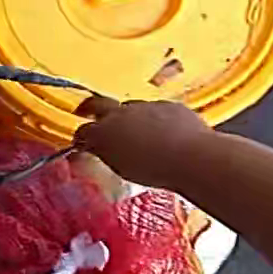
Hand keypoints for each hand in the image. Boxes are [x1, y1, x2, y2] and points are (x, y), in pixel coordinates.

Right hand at [73, 96, 213, 188]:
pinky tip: (162, 130)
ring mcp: (146, 106)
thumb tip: (97, 148)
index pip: (83, 131)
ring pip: (129, 106)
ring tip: (133, 128)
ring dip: (127, 115)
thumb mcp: (120, 167)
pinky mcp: (169, 105)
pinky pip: (156, 109)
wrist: (192, 157)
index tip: (81, 142)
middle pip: (98, 104)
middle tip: (86, 111)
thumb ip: (106, 153)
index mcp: (103, 132)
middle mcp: (121, 113)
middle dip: (89, 107)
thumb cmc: (153, 169)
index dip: (81, 137)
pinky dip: (154, 118)